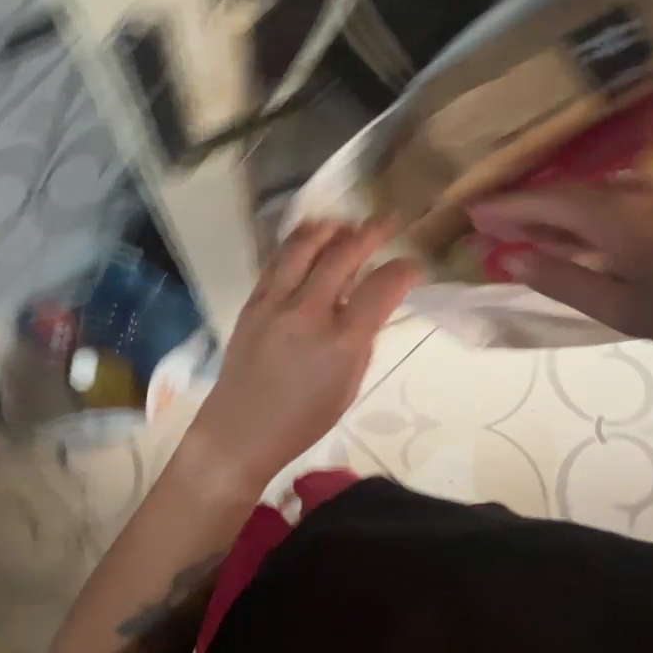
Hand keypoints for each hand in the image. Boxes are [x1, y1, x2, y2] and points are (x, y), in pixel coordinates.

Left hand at [187, 219, 420, 488]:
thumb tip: (368, 305)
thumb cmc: (302, 420)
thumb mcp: (349, 386)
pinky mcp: (251, 303)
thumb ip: (361, 340)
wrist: (240, 429)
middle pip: (342, 254)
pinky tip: (310, 240)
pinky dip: (298, 244)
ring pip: (303, 247)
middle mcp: (307, 314)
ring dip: (329, 229)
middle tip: (387, 223)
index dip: (404, 270)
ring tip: (345, 225)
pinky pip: (277, 261)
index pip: (382, 288)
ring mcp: (273, 304)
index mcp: (340, 342)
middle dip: (370, 233)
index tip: (412, 266)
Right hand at [466, 176, 652, 363]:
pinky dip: (576, 214)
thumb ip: (558, 278)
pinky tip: (565, 233)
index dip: (504, 207)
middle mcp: (629, 192)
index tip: (470, 212)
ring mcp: (652, 193)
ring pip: (583, 195)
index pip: (542, 202)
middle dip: (521, 207)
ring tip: (517, 230)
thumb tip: (510, 258)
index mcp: (612, 215)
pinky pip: (606, 199)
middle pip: (561, 193)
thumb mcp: (612, 306)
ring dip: (548, 211)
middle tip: (485, 223)